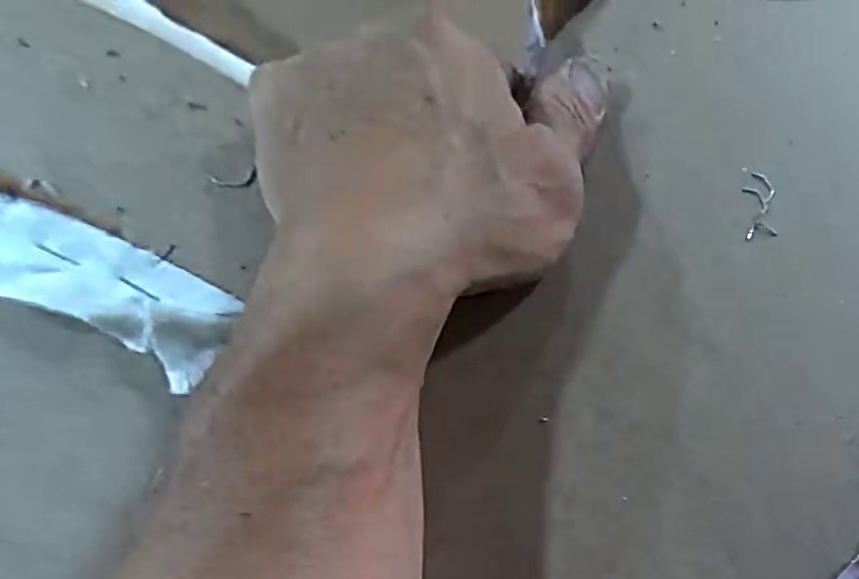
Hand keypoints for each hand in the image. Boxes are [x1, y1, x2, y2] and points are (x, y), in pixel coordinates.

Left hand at [248, 4, 608, 298]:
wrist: (373, 263)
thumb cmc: (478, 220)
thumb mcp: (556, 180)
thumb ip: (571, 121)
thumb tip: (586, 76)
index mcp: (453, 46)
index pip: (495, 77)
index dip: (510, 130)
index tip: (511, 176)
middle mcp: (379, 36)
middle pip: (430, 83)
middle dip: (448, 125)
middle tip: (462, 194)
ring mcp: (318, 66)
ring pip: (374, 98)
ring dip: (394, 134)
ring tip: (410, 201)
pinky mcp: (273, 106)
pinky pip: (320, 119)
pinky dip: (341, 147)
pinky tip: (361, 192)